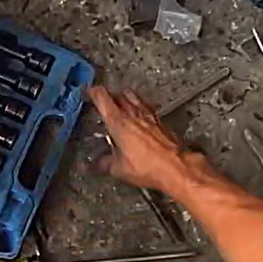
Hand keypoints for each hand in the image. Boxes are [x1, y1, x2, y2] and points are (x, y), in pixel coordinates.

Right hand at [87, 85, 216, 195]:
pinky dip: (140, 107)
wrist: (175, 167)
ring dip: (125, 98)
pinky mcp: (161, 122)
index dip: (93, 92)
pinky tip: (140, 114)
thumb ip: (105, 164)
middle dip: (109, 95)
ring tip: (121, 103)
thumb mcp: (119, 169)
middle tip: (103, 100)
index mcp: (118, 122)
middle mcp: (134, 114)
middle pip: (119, 94)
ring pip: (134, 97)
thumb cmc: (148, 166)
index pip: (102, 98)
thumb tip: (97, 165)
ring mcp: (149, 116)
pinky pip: (147, 107)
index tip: (88, 93)